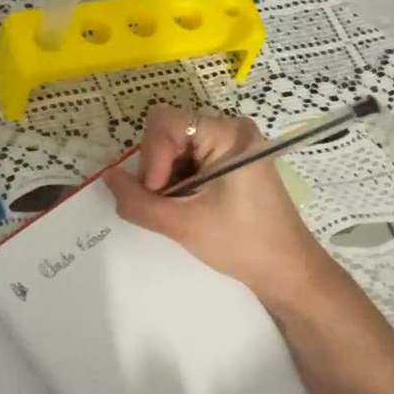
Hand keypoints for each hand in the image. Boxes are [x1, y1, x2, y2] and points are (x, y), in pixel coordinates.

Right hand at [102, 105, 325, 304]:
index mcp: (227, 133)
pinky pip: (188, 159)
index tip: (160, 193)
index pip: (164, 122)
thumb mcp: (182, 224)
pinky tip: (189, 207)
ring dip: (167, 179)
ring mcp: (231, 145)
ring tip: (181, 210)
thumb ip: (137, 201)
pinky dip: (178, 182)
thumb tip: (106, 177)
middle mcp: (230, 129)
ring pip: (174, 148)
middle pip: (167, 132)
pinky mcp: (229, 162)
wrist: (287, 271)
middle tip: (168, 205)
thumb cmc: (242, 244)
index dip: (151, 157)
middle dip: (157, 169)